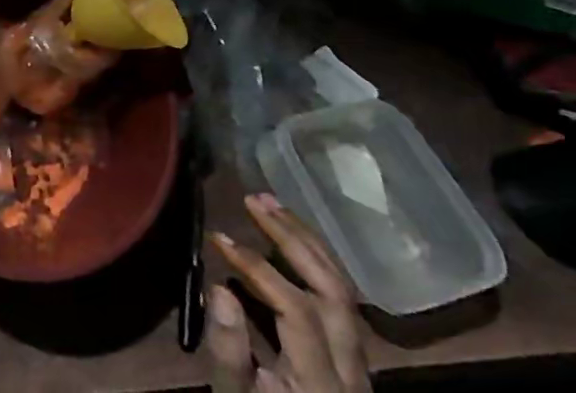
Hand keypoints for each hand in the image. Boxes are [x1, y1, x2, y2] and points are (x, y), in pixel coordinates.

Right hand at [208, 193, 369, 392]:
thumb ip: (229, 351)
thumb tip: (219, 287)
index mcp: (322, 378)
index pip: (295, 306)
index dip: (255, 266)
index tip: (217, 237)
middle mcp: (350, 363)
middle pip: (332, 289)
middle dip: (290, 238)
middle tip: (252, 200)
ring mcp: (358, 358)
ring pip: (343, 288)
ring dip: (306, 240)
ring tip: (271, 205)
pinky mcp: (353, 354)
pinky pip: (341, 295)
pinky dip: (315, 259)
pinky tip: (291, 239)